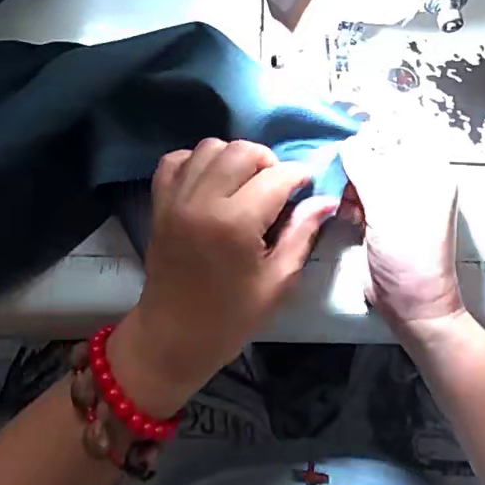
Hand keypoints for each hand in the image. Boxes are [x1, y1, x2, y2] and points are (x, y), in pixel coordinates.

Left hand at [109, 139, 340, 416]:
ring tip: (246, 183)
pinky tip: (212, 182)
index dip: (300, 177)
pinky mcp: (159, 202)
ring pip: (210, 147)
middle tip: (277, 188)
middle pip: (242, 150)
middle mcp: (203, 201)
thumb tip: (325, 200)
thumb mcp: (277, 282)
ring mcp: (176, 198)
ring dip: (234, 157)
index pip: (277, 176)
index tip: (307, 188)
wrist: (172, 337)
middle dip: (268, 162)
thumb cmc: (230, 317)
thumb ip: (302, 234)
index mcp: (235, 223)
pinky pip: (176, 160)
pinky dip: (197, 162)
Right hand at [340, 128, 465, 343]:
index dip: (375, 121)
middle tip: (336, 163)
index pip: (402, 130)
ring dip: (349, 179)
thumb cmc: (410, 253)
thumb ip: (366, 166)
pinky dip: (348, 197)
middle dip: (356, 155)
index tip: (344, 114)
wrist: (410, 305)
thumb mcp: (387, 204)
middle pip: (380, 149)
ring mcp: (397, 199)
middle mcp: (416, 180)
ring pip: (364, 171)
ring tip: (345, 199)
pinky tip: (346, 212)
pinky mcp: (380, 216)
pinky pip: (359, 192)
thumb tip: (348, 142)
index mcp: (430, 171)